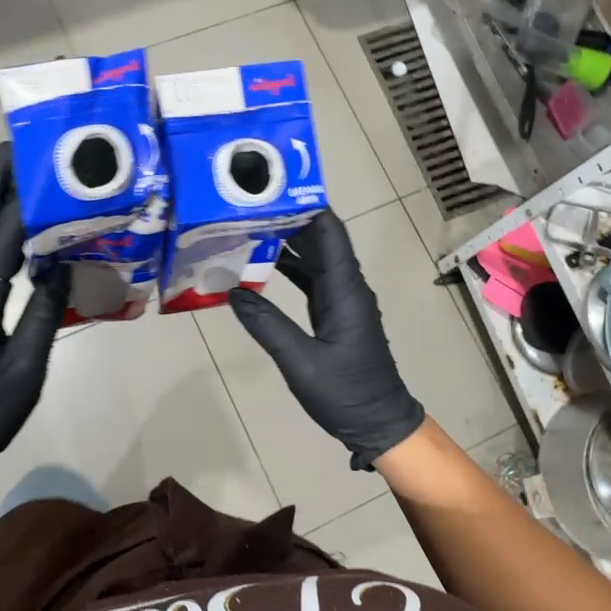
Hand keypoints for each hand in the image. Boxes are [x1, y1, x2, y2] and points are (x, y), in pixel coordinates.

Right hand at [226, 210, 423, 469]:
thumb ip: (267, 325)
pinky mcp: (334, 313)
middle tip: (247, 203)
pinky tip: (260, 264)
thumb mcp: (301, 363)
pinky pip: (311, 279)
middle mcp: (347, 287)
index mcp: (345, 290)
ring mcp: (342, 300)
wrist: (377, 423)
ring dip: (285, 242)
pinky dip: (288, 268)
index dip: (304, 205)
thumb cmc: (345, 394)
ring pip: (314, 258)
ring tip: (247, 224)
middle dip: (287, 218)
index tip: (272, 188)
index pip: (329, 232)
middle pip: (320, 239)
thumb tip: (232, 291)